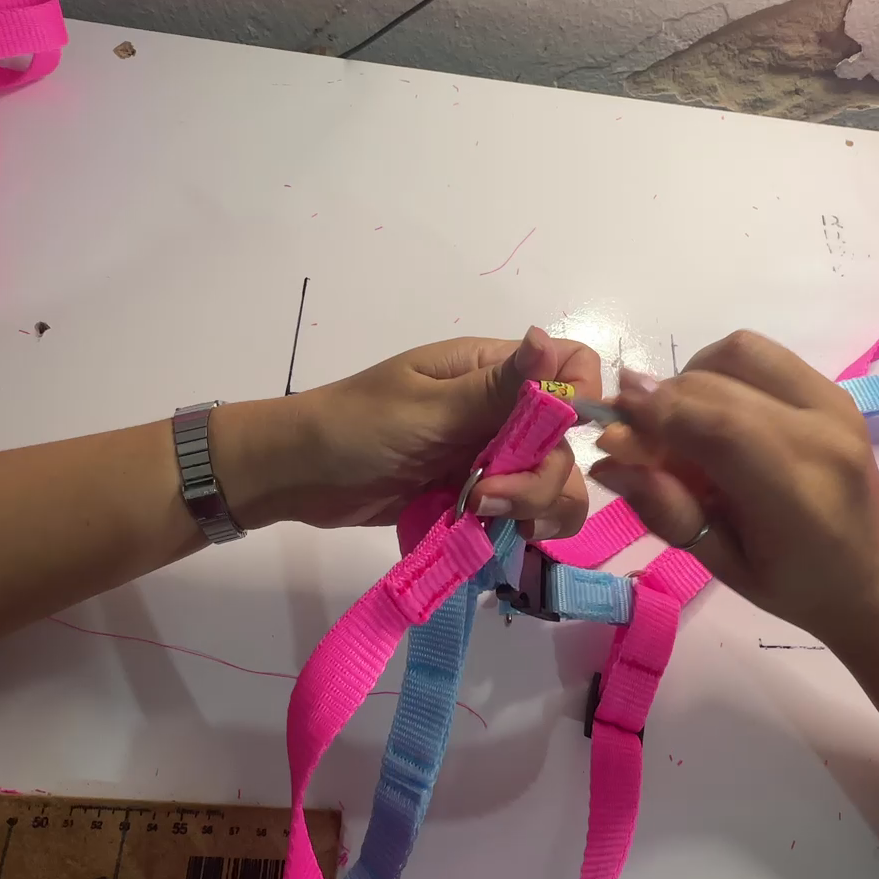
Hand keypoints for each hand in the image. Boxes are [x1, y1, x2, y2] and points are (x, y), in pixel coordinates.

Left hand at [230, 327, 600, 534]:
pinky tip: (488, 538)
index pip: (570, 367)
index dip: (579, 399)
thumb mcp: (425, 407)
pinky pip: (520, 515)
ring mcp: (489, 457)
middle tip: (485, 498)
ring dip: (532, 509)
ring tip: (484, 522)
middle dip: (539, 479)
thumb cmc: (354, 427)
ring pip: (552, 486)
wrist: (299, 475)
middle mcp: (499, 412)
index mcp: (489, 372)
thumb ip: (493, 390)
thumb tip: (546, 340)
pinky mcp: (475, 497)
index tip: (556, 439)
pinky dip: (515, 530)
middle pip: (564, 444)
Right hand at [587, 331, 878, 642]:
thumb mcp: (719, 563)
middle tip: (639, 442)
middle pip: (716, 386)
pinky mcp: (830, 388)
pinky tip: (710, 408)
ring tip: (679, 421)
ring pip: (735, 352)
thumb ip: (665, 508)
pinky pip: (756, 352)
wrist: (872, 577)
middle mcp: (823, 434)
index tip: (608, 422)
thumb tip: (607, 459)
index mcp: (799, 493)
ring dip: (689, 378)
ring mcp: (832, 402)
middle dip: (661, 404)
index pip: (717, 427)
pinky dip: (716, 369)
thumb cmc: (790, 583)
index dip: (654, 414)